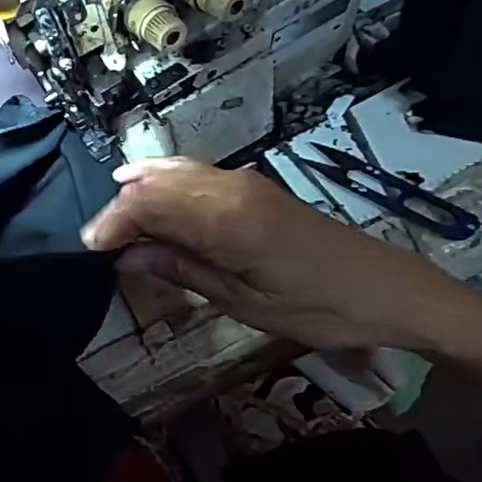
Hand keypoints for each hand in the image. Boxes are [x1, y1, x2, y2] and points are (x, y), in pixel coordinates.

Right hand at [81, 157, 470, 351]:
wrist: (392, 290)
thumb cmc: (320, 308)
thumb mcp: (245, 303)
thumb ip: (181, 270)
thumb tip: (125, 258)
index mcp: (226, 220)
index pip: (148, 206)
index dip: (112, 224)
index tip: (89, 251)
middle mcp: (228, 188)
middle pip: (153, 185)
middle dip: (118, 212)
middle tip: (97, 246)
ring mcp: (240, 181)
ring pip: (169, 172)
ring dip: (136, 194)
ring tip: (112, 224)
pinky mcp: (249, 184)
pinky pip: (190, 172)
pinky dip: (160, 179)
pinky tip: (140, 183)